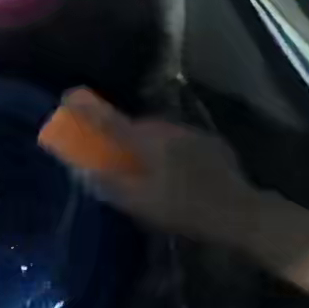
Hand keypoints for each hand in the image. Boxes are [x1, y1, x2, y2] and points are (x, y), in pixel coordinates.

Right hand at [42, 91, 263, 245]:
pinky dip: (171, 151)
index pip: (110, 121)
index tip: (69, 96)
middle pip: (136, 127)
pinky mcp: (210, 143)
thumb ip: (110, 184)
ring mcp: (191, 134)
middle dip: (122, 136)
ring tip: (148, 168)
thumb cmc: (184, 208)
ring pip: (160, 133)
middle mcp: (167, 130)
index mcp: (147, 142)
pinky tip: (177, 172)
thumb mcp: (140, 203)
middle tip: (115, 154)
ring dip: (148, 144)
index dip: (87, 110)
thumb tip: (83, 170)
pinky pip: (180, 141)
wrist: (239, 211)